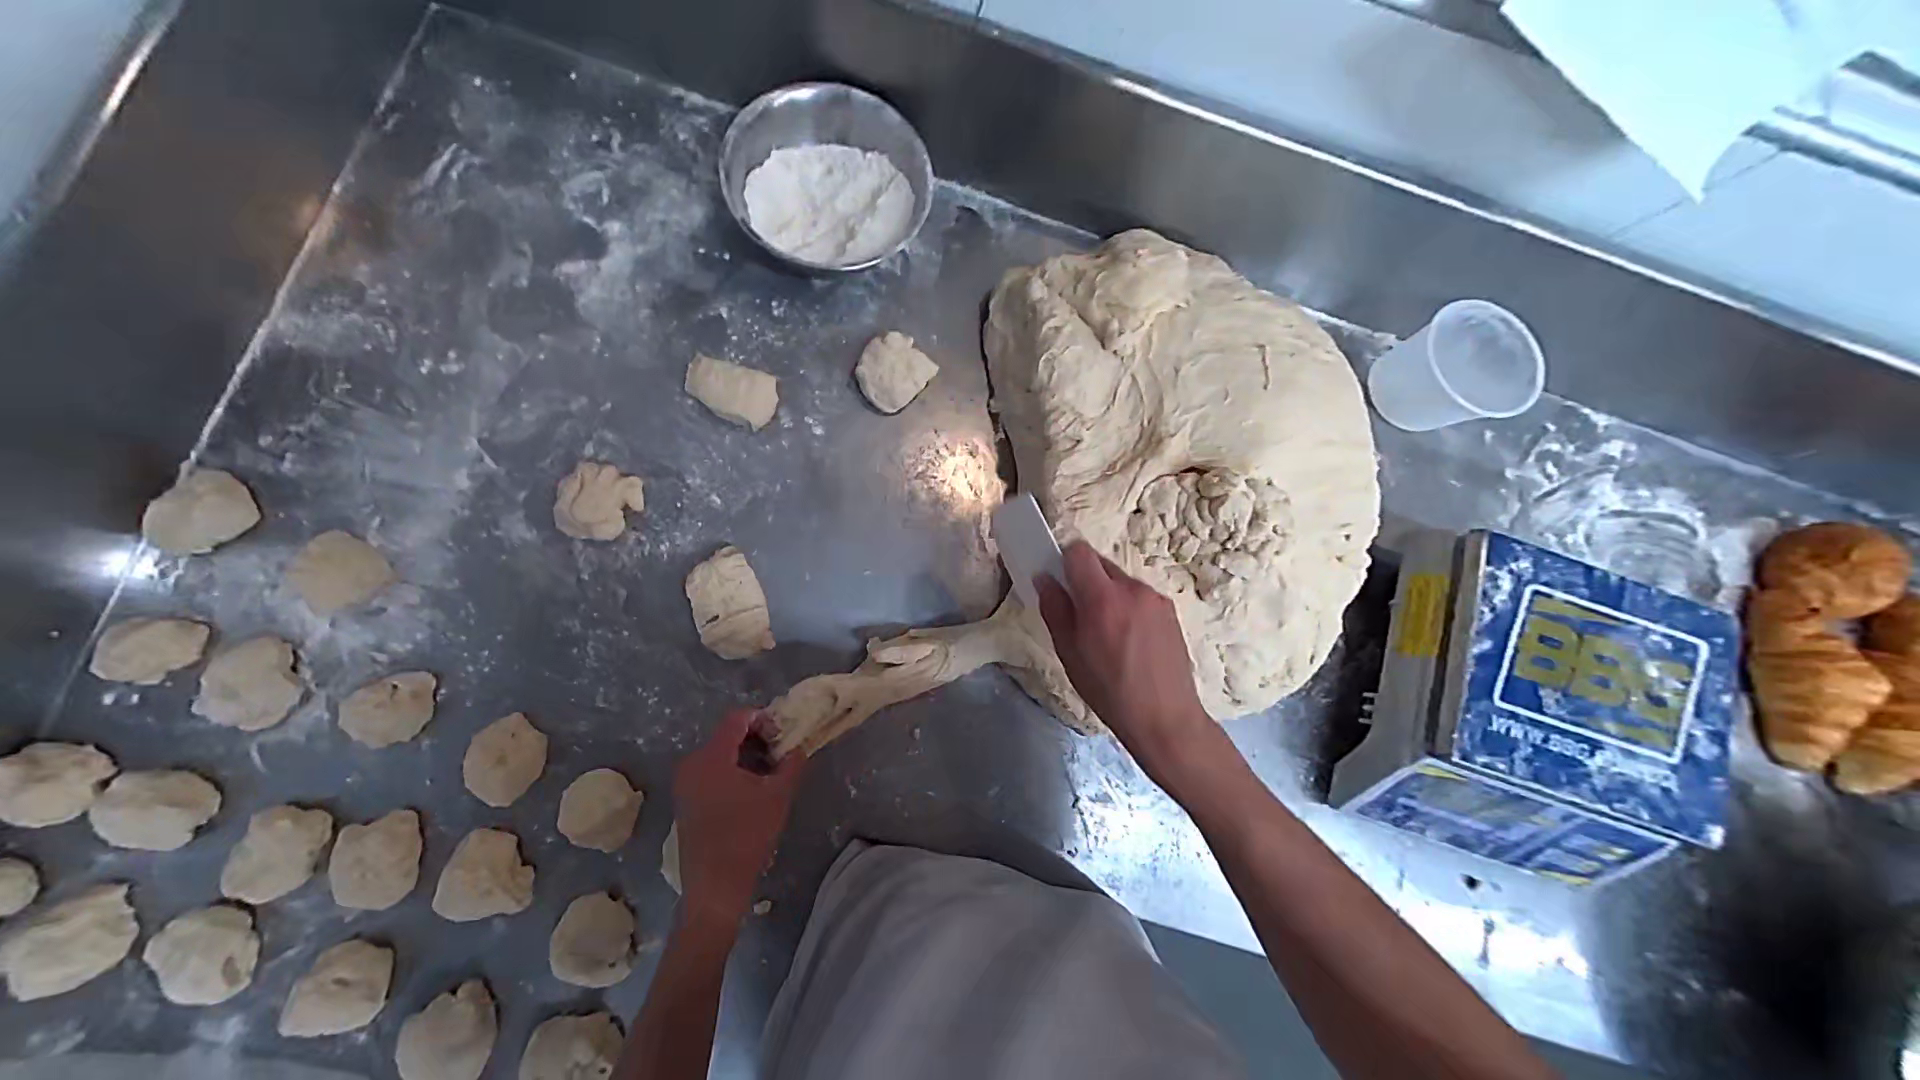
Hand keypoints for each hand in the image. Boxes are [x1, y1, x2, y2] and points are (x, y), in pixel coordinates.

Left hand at [671, 708, 805, 922]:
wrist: (715, 885)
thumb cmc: (748, 836)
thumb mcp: (779, 795)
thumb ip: (791, 763)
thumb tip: (797, 747)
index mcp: (711, 756)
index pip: (737, 718)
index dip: (762, 718)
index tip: (782, 733)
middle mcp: (692, 763)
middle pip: (726, 734)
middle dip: (756, 738)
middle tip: (780, 752)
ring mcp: (685, 782)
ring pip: (719, 753)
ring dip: (745, 755)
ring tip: (769, 772)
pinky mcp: (685, 799)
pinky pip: (710, 770)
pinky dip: (731, 770)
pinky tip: (750, 789)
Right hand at [1036, 542, 1222, 788]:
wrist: (1165, 718)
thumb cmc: (1109, 691)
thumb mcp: (1069, 654)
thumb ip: (1055, 609)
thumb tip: (1044, 578)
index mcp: (1102, 598)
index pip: (1079, 551)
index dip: (1064, 561)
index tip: (1059, 582)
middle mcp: (1132, 589)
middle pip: (1100, 564)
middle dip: (1086, 581)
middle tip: (1080, 614)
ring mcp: (1155, 598)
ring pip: (1120, 581)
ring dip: (1108, 595)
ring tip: (1107, 634)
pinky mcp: (1170, 610)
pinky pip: (1139, 596)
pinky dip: (1128, 607)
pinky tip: (1129, 641)